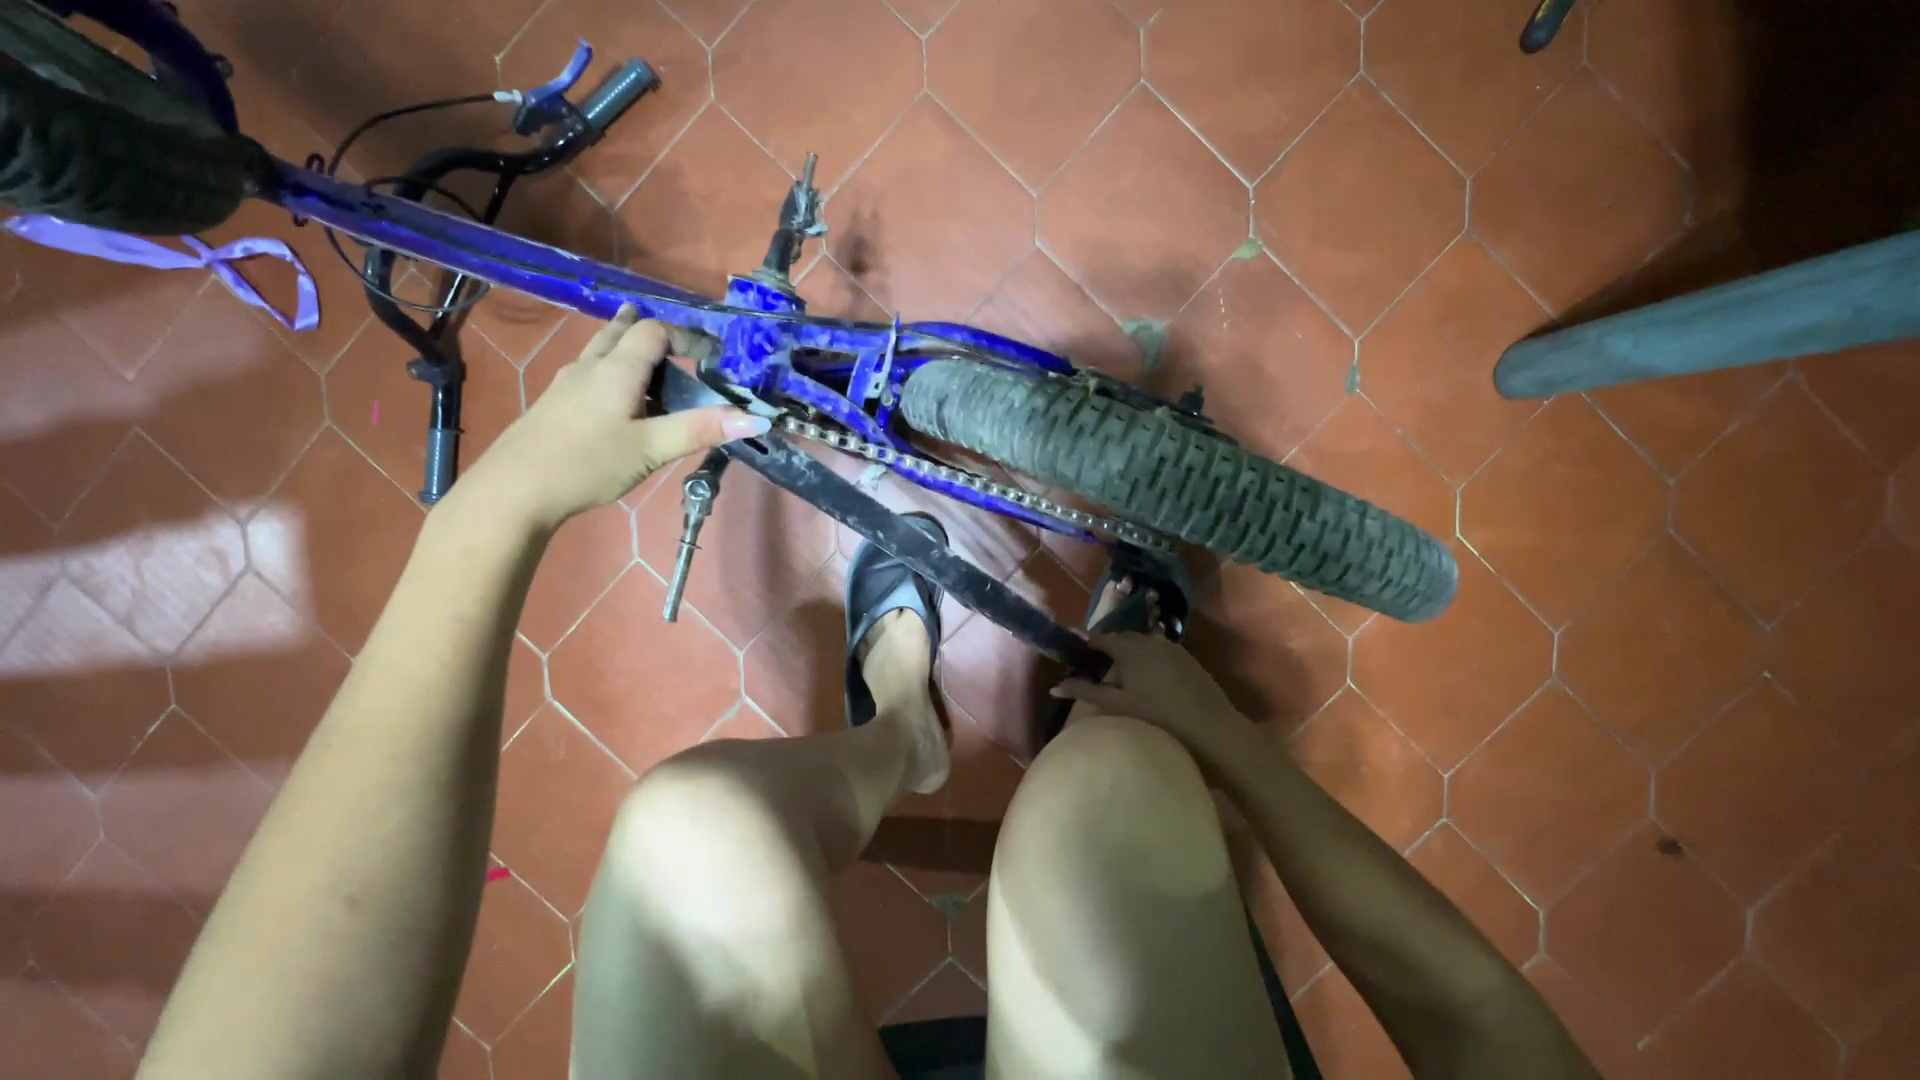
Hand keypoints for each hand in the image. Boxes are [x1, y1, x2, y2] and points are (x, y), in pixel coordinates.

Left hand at [458, 307, 768, 530]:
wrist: (515, 489)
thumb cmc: (588, 463)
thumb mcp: (652, 449)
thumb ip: (701, 430)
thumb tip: (757, 418)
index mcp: (618, 370)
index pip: (654, 331)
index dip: (685, 336)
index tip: (710, 354)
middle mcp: (590, 367)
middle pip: (620, 332)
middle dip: (648, 330)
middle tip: (672, 339)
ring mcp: (565, 384)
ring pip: (599, 351)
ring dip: (624, 347)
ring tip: (644, 359)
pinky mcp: (551, 405)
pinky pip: (586, 372)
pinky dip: (608, 371)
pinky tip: (611, 398)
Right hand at [1051, 633, 1255, 755]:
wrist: (1211, 728)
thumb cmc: (1159, 717)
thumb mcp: (1117, 706)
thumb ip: (1085, 692)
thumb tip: (1054, 686)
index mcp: (1130, 648)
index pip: (1102, 637)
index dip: (1090, 645)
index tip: (1080, 657)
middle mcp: (1151, 640)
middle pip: (1124, 639)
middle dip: (1110, 650)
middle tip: (1100, 669)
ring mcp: (1173, 648)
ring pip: (1144, 645)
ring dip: (1131, 655)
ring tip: (1123, 678)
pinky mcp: (1188, 659)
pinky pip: (1161, 652)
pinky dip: (1150, 661)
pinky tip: (1149, 682)